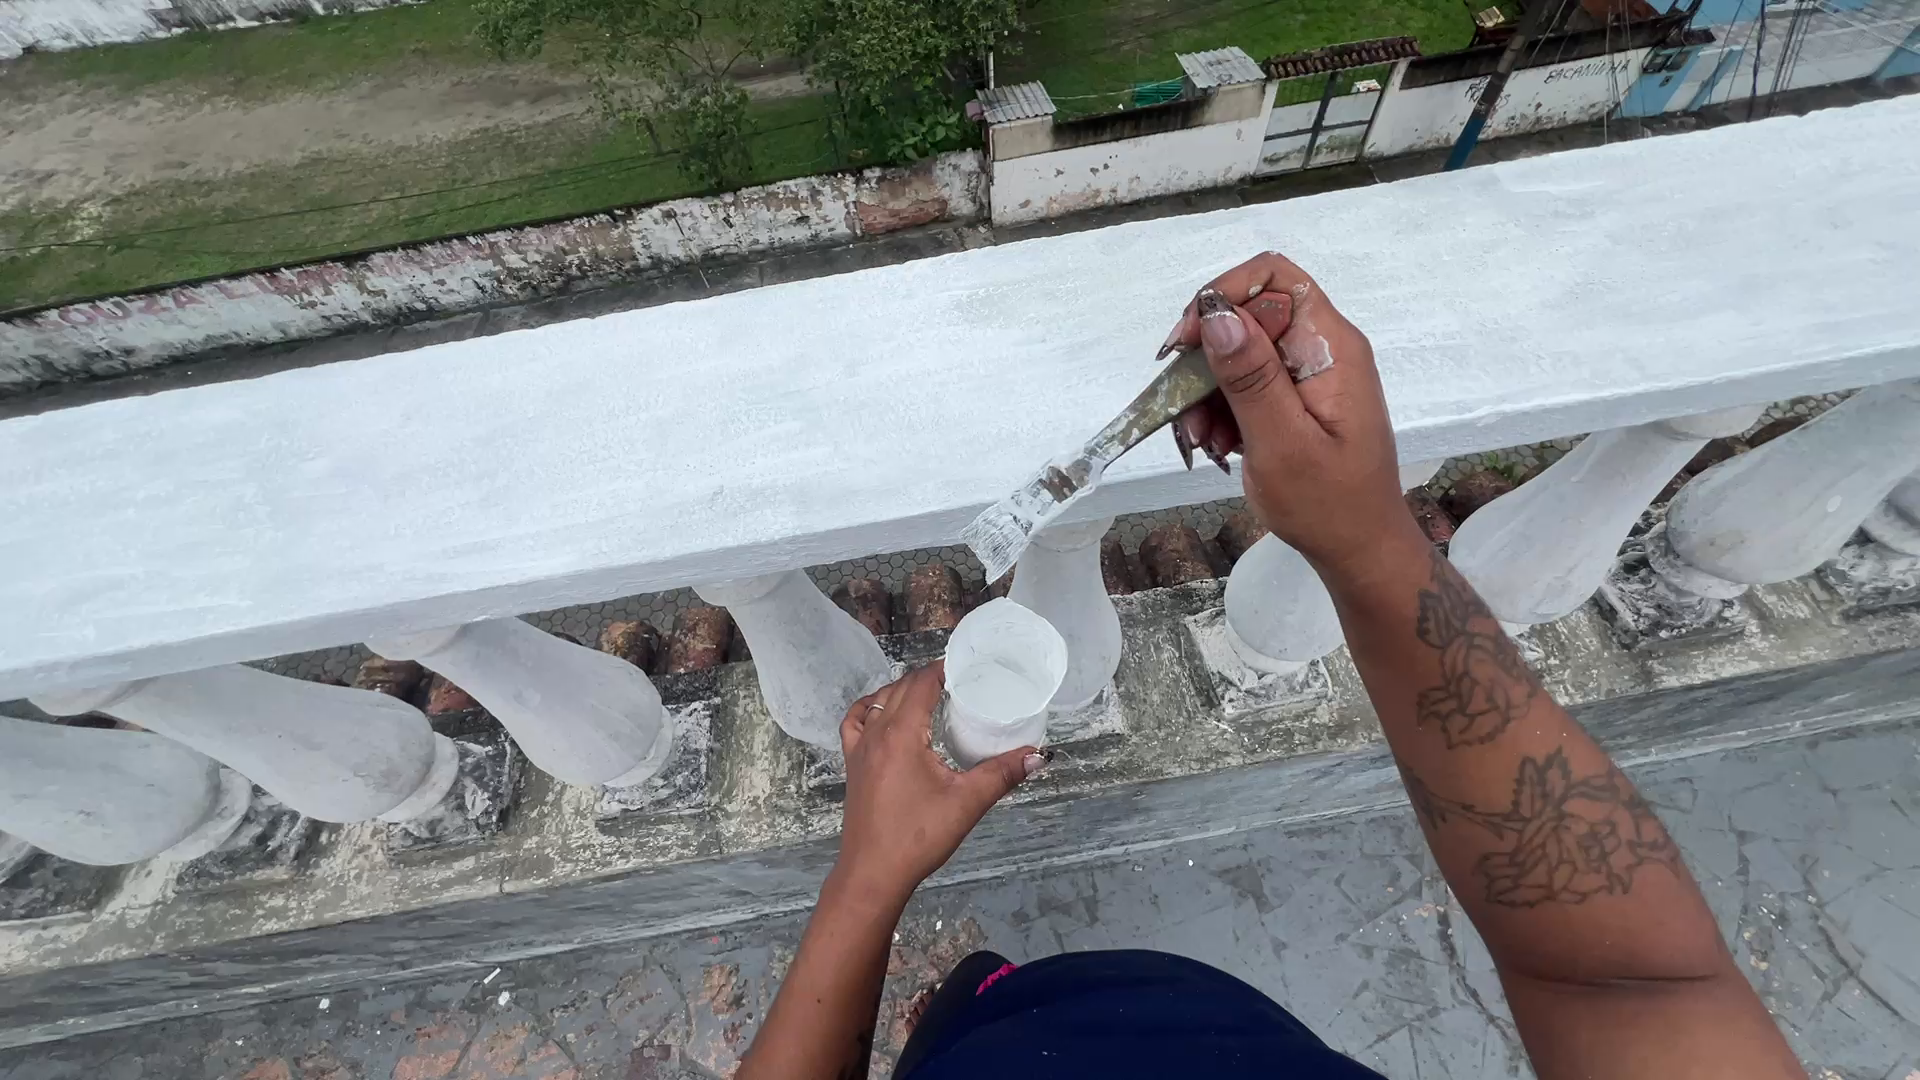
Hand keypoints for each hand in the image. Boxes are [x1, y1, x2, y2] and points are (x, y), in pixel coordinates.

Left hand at [834, 663, 1042, 903]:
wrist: (873, 874)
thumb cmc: (919, 836)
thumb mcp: (966, 803)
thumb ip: (1002, 774)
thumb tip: (1038, 755)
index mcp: (901, 734)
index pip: (921, 683)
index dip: (943, 668)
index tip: (967, 666)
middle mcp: (876, 732)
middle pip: (900, 686)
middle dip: (928, 677)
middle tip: (960, 681)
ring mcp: (859, 747)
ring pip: (878, 700)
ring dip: (902, 689)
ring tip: (931, 695)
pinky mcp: (852, 764)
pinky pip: (855, 721)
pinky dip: (870, 708)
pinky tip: (883, 713)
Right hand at [1159, 252, 1419, 577]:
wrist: (1357, 546)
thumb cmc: (1326, 502)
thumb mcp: (1281, 443)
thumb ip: (1250, 378)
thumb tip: (1216, 315)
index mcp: (1328, 347)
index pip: (1272, 278)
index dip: (1221, 297)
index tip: (1184, 346)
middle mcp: (1319, 348)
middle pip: (1248, 316)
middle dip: (1205, 358)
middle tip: (1184, 408)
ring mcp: (1305, 374)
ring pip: (1237, 354)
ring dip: (1206, 393)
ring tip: (1202, 439)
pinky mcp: (1292, 399)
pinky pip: (1243, 385)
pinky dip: (1219, 411)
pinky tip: (1216, 445)